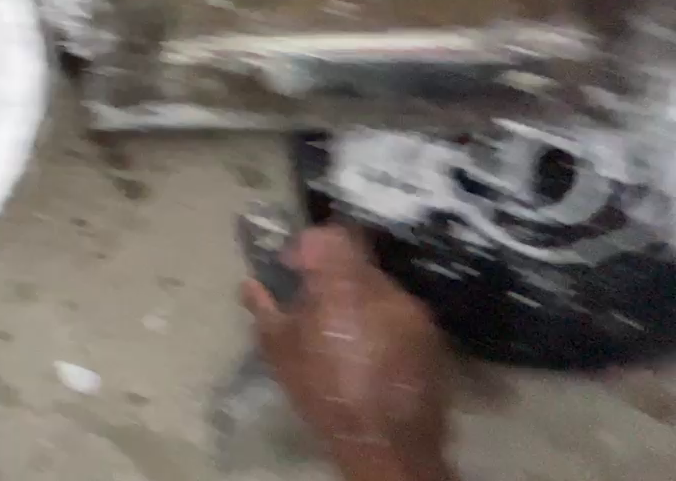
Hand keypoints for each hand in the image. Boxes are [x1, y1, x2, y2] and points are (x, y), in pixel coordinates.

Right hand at [242, 226, 454, 480]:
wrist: (387, 447)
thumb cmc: (322, 389)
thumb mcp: (277, 347)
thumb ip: (263, 307)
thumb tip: (250, 284)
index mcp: (344, 288)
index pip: (335, 237)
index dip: (311, 242)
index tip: (293, 264)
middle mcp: (386, 294)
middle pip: (357, 262)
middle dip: (332, 273)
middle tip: (310, 297)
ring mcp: (416, 319)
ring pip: (379, 288)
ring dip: (356, 297)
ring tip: (338, 324)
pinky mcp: (434, 343)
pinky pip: (398, 314)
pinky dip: (378, 319)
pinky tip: (364, 345)